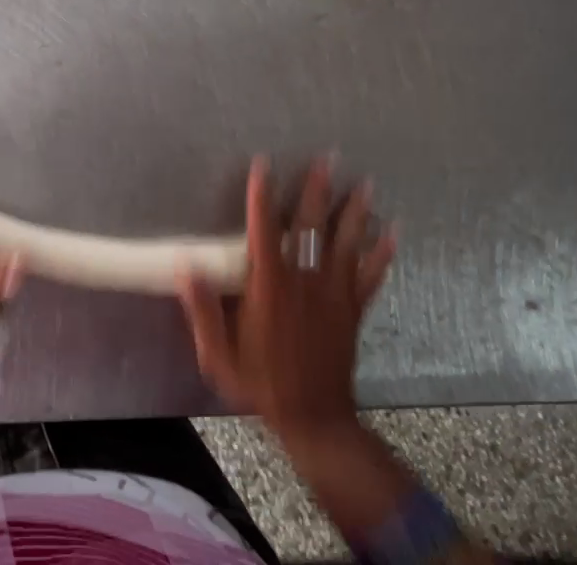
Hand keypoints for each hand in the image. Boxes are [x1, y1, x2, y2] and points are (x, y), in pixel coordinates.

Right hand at [177, 155, 396, 437]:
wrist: (313, 418)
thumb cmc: (260, 383)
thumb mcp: (218, 354)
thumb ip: (202, 309)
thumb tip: (184, 265)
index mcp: (269, 289)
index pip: (264, 232)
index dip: (262, 197)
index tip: (263, 165)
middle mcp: (305, 284)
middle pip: (312, 229)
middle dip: (318, 192)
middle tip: (328, 159)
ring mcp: (333, 296)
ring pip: (346, 246)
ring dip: (355, 213)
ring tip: (366, 184)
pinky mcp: (352, 311)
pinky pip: (370, 277)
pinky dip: (382, 254)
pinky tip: (392, 233)